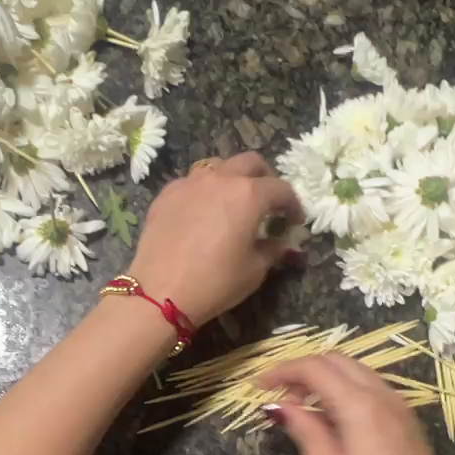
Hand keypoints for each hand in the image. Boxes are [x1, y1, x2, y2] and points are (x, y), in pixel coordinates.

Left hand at [126, 152, 301, 325]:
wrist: (161, 291)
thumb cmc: (216, 282)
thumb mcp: (255, 270)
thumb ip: (274, 248)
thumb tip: (282, 240)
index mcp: (249, 194)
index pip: (281, 189)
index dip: (293, 205)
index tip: (294, 221)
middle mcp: (221, 178)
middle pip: (251, 163)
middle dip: (265, 178)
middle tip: (268, 202)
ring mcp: (190, 183)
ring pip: (219, 167)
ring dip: (233, 179)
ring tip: (233, 202)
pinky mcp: (167, 194)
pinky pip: (192, 182)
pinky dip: (205, 191)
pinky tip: (202, 212)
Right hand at [261, 354, 454, 454]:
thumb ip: (305, 431)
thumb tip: (280, 406)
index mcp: (360, 405)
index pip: (314, 368)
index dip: (282, 370)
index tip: (259, 387)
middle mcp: (382, 395)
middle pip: (335, 360)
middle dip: (302, 371)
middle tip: (280, 399)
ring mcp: (399, 405)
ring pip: (354, 370)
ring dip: (324, 379)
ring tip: (302, 410)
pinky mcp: (406, 418)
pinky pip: (369, 387)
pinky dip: (344, 389)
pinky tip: (332, 419)